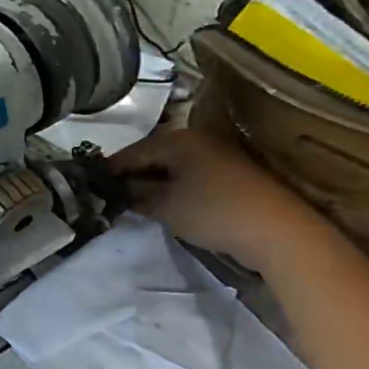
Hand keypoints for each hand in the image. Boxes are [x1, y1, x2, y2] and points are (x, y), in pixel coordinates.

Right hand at [109, 127, 328, 270]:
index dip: (111, 168)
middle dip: (133, 175)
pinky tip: (167, 205)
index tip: (92, 182)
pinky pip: (191, 177)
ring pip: (174, 167)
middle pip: (154, 156)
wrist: (277, 230)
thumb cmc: (213, 211)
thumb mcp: (166, 206)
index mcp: (177, 139)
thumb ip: (137, 196)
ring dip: (155, 183)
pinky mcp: (231, 175)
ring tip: (135, 203)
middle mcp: (196, 140)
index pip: (134, 151)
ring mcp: (217, 156)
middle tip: (111, 194)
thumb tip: (118, 190)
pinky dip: (175, 188)